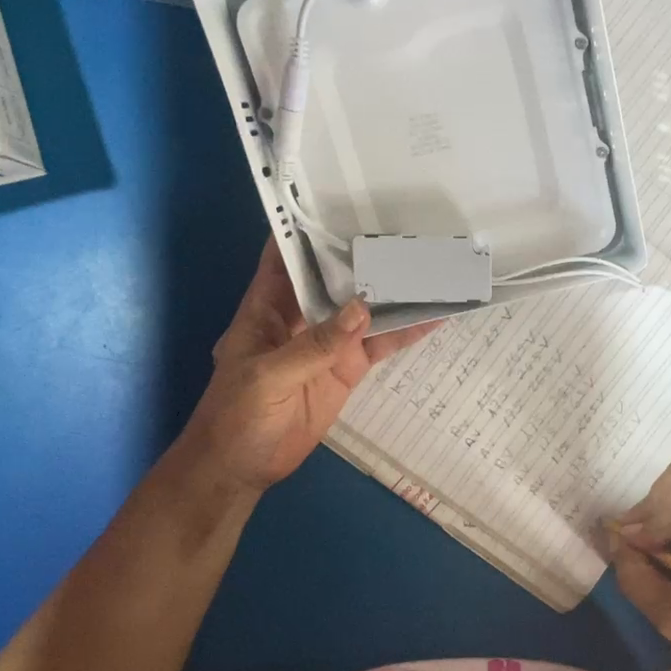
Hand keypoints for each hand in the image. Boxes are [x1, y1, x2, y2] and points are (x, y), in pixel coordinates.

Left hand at [177, 237, 440, 494]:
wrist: (241, 468)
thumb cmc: (236, 415)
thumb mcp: (268, 376)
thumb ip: (314, 344)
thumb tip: (363, 308)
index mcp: (267, 306)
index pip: (286, 255)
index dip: (308, 228)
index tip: (342, 202)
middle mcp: (300, 316)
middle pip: (335, 278)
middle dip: (363, 255)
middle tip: (405, 229)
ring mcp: (327, 343)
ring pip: (364, 310)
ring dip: (392, 293)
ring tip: (430, 268)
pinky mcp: (347, 369)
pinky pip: (379, 345)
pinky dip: (404, 333)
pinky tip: (433, 318)